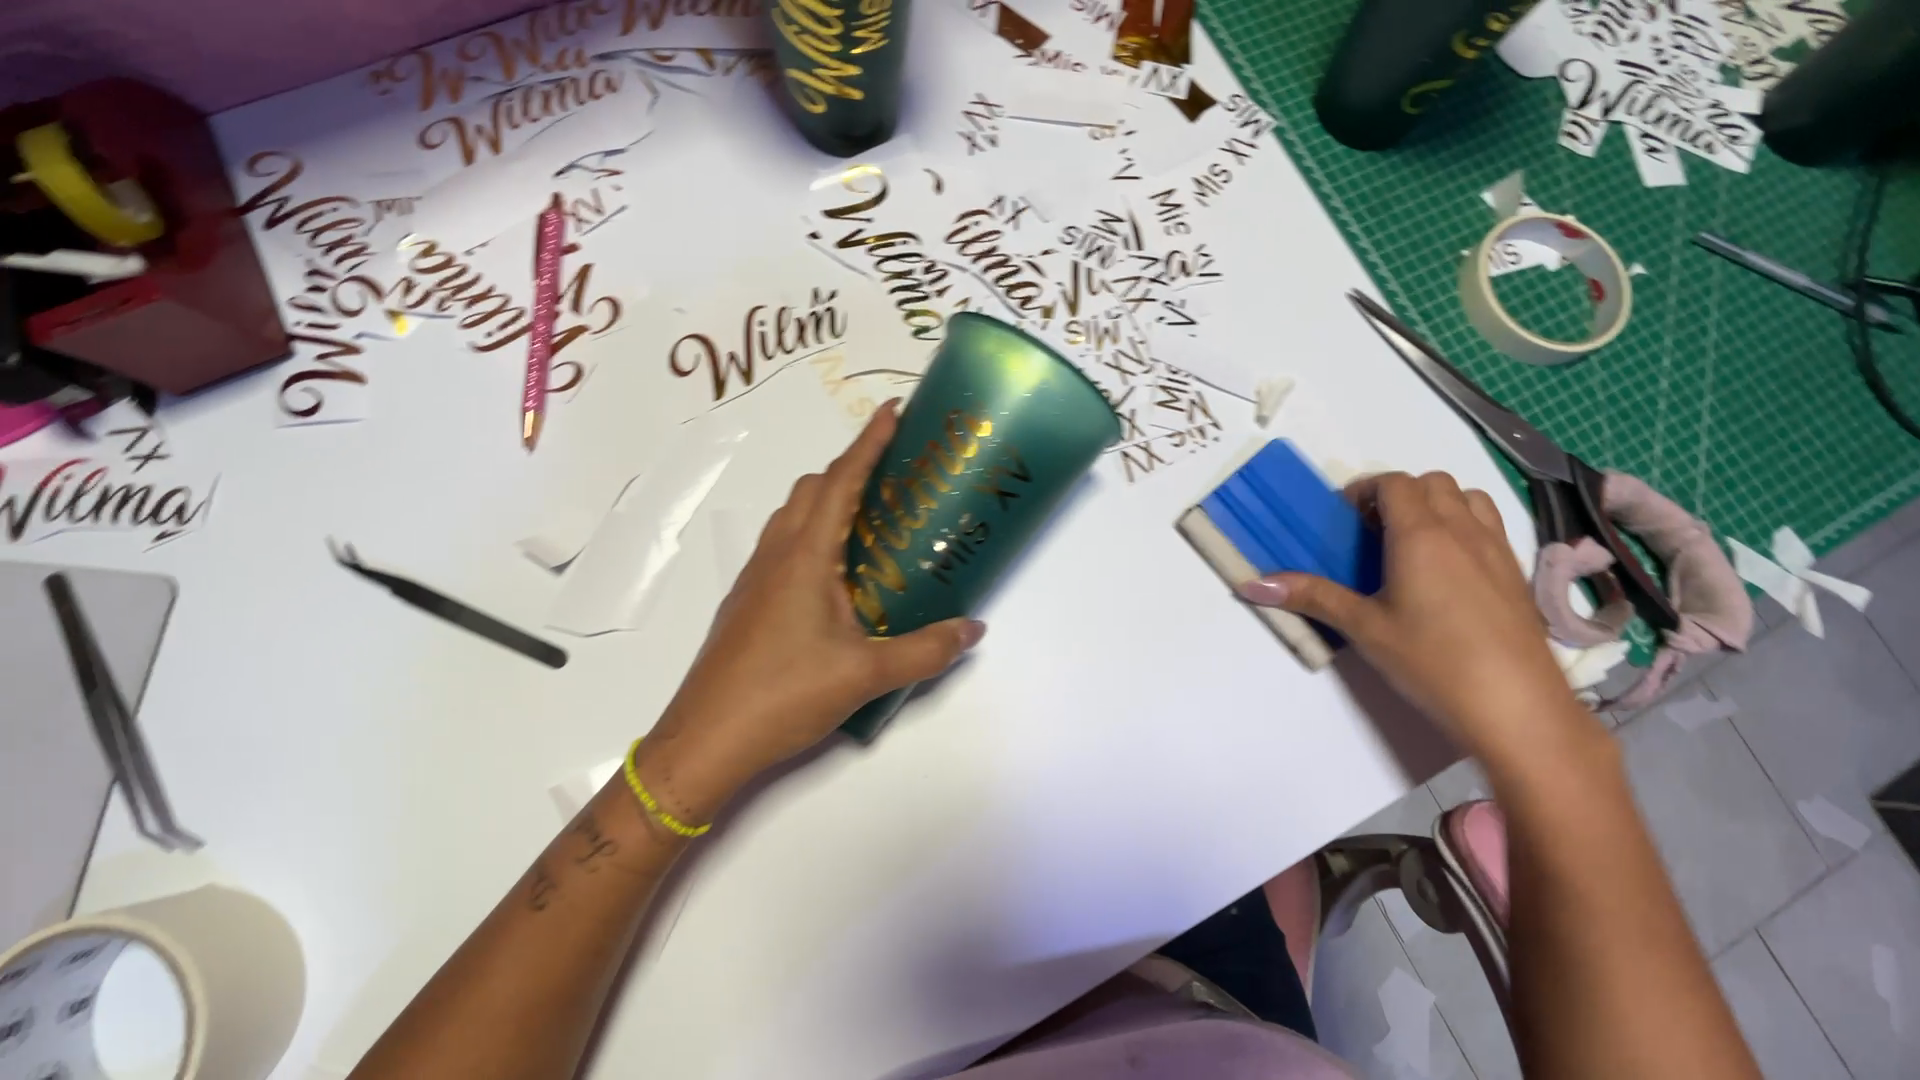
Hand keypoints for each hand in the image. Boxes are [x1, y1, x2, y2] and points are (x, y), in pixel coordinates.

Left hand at [638, 403, 985, 821]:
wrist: (706, 739)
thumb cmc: (783, 695)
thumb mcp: (865, 675)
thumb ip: (924, 651)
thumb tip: (973, 629)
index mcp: (805, 557)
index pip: (841, 481)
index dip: (868, 442)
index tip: (892, 410)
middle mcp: (776, 555)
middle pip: (813, 490)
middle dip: (851, 468)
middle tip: (894, 475)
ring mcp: (755, 579)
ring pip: (792, 517)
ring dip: (828, 501)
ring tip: (870, 520)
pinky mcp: (747, 604)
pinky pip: (783, 547)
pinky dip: (813, 536)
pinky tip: (836, 576)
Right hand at [1236, 471, 1583, 755]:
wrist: (1518, 707)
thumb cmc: (1433, 662)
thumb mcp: (1365, 630)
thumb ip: (1312, 598)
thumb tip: (1250, 585)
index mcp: (1421, 534)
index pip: (1394, 482)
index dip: (1365, 490)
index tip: (1344, 521)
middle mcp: (1462, 529)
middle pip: (1431, 482)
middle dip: (1398, 494)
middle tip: (1372, 533)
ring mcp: (1496, 549)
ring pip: (1467, 497)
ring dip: (1436, 504)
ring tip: (1411, 544)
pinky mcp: (1516, 573)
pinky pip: (1489, 525)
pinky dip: (1463, 526)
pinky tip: (1447, 572)